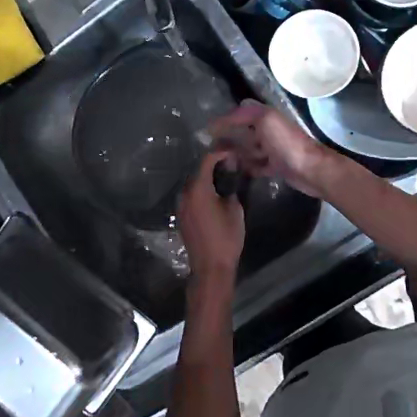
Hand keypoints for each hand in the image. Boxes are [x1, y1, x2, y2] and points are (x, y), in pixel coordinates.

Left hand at [178, 149, 245, 288]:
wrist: (210, 267)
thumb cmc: (226, 237)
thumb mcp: (235, 208)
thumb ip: (231, 186)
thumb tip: (231, 173)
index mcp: (198, 189)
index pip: (207, 160)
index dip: (221, 151)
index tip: (234, 149)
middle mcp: (185, 193)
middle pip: (199, 170)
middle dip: (215, 162)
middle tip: (233, 160)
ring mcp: (181, 205)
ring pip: (195, 183)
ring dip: (209, 176)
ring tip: (226, 174)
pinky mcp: (182, 215)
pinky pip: (192, 195)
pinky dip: (204, 189)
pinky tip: (217, 191)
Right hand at [208, 101, 336, 197]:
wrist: (310, 170)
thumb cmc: (286, 142)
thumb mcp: (264, 120)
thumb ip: (243, 114)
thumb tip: (218, 119)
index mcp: (266, 116)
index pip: (240, 113)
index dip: (225, 120)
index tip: (207, 130)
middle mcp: (268, 130)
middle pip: (242, 133)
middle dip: (228, 140)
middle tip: (211, 151)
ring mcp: (272, 149)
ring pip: (248, 150)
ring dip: (236, 155)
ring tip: (222, 163)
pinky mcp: (275, 167)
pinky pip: (256, 166)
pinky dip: (247, 168)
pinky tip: (237, 173)